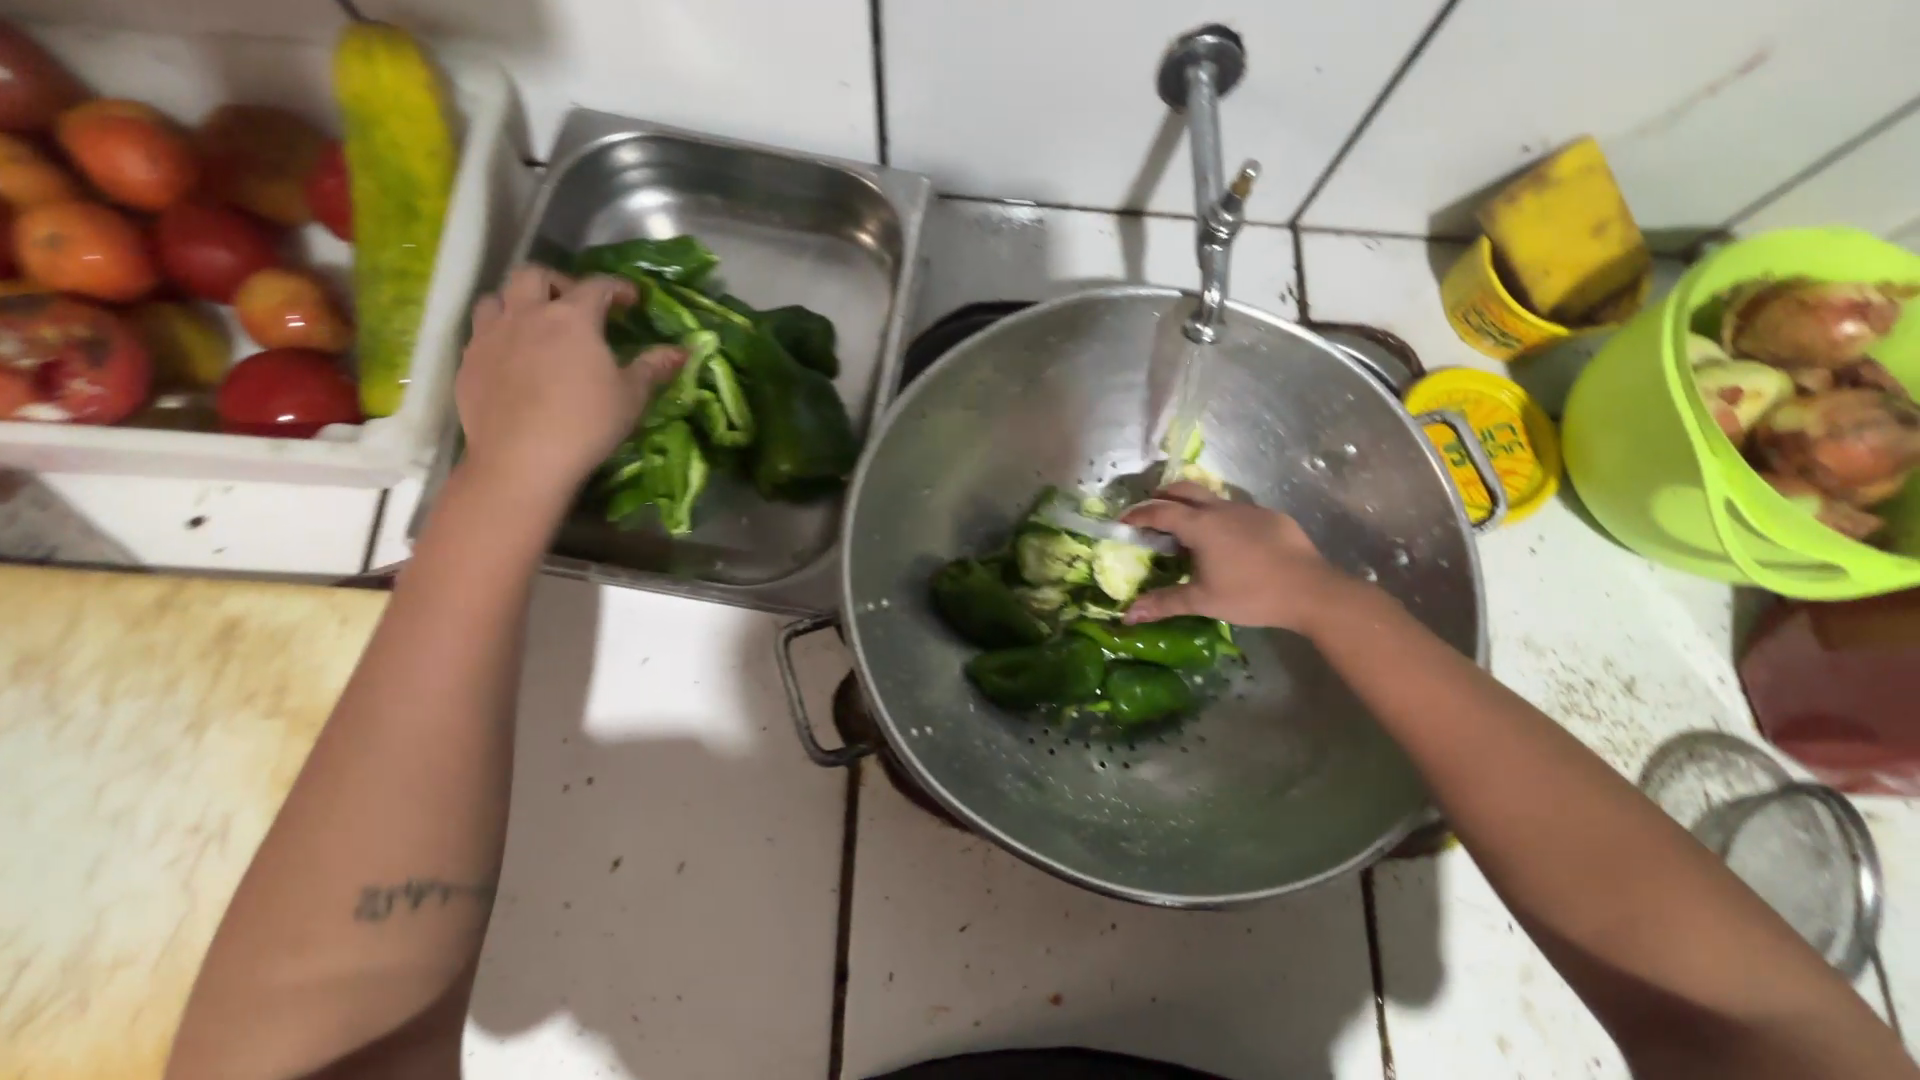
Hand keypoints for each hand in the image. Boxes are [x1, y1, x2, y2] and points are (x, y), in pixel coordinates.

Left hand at [456, 266, 685, 496]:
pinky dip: (498, 336)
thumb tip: (681, 351)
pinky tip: (513, 361)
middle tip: (574, 306)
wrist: (522, 459)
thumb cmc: (586, 423)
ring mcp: (491, 336)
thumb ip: (653, 368)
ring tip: (533, 326)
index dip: (617, 288)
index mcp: (572, 317)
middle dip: (557, 282)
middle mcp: (526, 314)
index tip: (631, 301)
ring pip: (497, 298)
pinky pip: (479, 334)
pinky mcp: (468, 363)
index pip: (597, 285)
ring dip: (516, 303)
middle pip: (534, 275)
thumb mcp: (631, 396)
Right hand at [1119, 482, 1356, 633]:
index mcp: (1201, 525)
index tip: (1123, 519)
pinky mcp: (1272, 517)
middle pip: (1184, 490)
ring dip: (1194, 506)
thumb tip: (1127, 615)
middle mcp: (1222, 509)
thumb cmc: (1251, 594)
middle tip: (1151, 509)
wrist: (1311, 590)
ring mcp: (1249, 510)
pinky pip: (1238, 511)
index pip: (1160, 511)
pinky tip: (1229, 542)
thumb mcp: (1203, 601)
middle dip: (1163, 495)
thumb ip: (1164, 603)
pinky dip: (1222, 518)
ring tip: (1188, 527)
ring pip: (1213, 499)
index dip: (1138, 514)